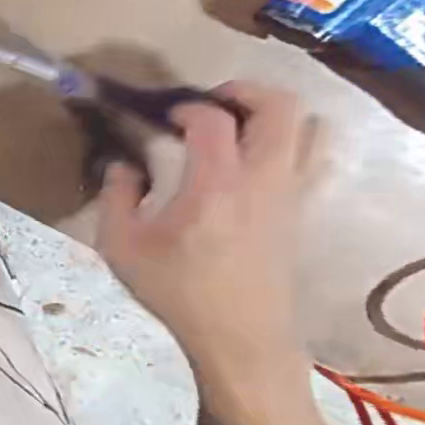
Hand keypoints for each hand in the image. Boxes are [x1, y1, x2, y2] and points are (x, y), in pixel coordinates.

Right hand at [95, 82, 318, 371]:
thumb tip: (122, 165)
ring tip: (233, 123)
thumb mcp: (120, 245)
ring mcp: (291, 192)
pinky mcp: (300, 207)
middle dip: (243, 91)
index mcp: (214, 185)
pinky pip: (308, 153)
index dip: (185, 107)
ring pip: (306, 126)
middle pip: (280, 107)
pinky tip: (250, 157)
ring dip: (270, 113)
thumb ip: (116, 197)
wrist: (237, 333)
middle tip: (208, 100)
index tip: (161, 114)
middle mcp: (263, 178)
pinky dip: (284, 139)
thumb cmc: (174, 289)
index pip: (212, 120)